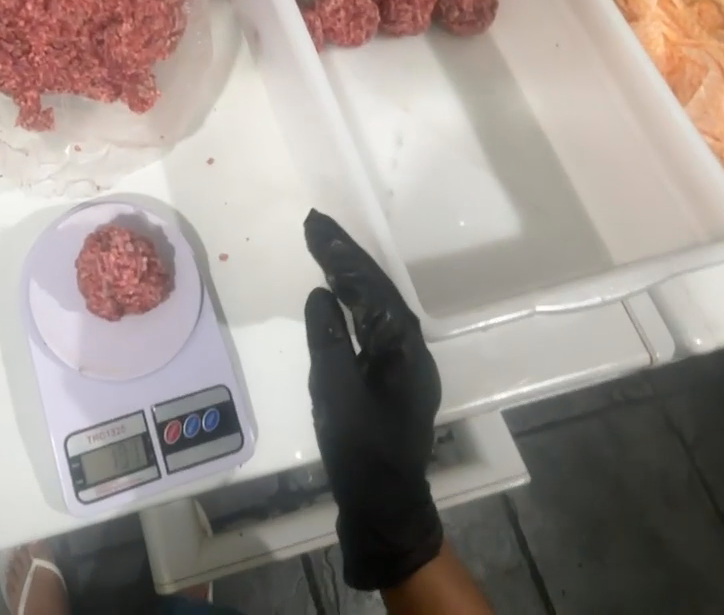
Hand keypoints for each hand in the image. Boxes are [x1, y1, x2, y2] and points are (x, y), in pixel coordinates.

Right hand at [302, 211, 443, 591]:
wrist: (384, 500)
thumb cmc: (360, 449)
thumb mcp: (337, 394)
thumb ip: (328, 340)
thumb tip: (322, 293)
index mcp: (399, 344)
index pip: (367, 285)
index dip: (340, 253)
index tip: (315, 224)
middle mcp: (408, 343)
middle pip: (375, 286)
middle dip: (345, 253)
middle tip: (315, 224)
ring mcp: (403, 357)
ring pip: (375, 300)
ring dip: (349, 270)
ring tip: (322, 245)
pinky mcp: (392, 369)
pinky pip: (371, 318)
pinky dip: (353, 296)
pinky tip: (338, 290)